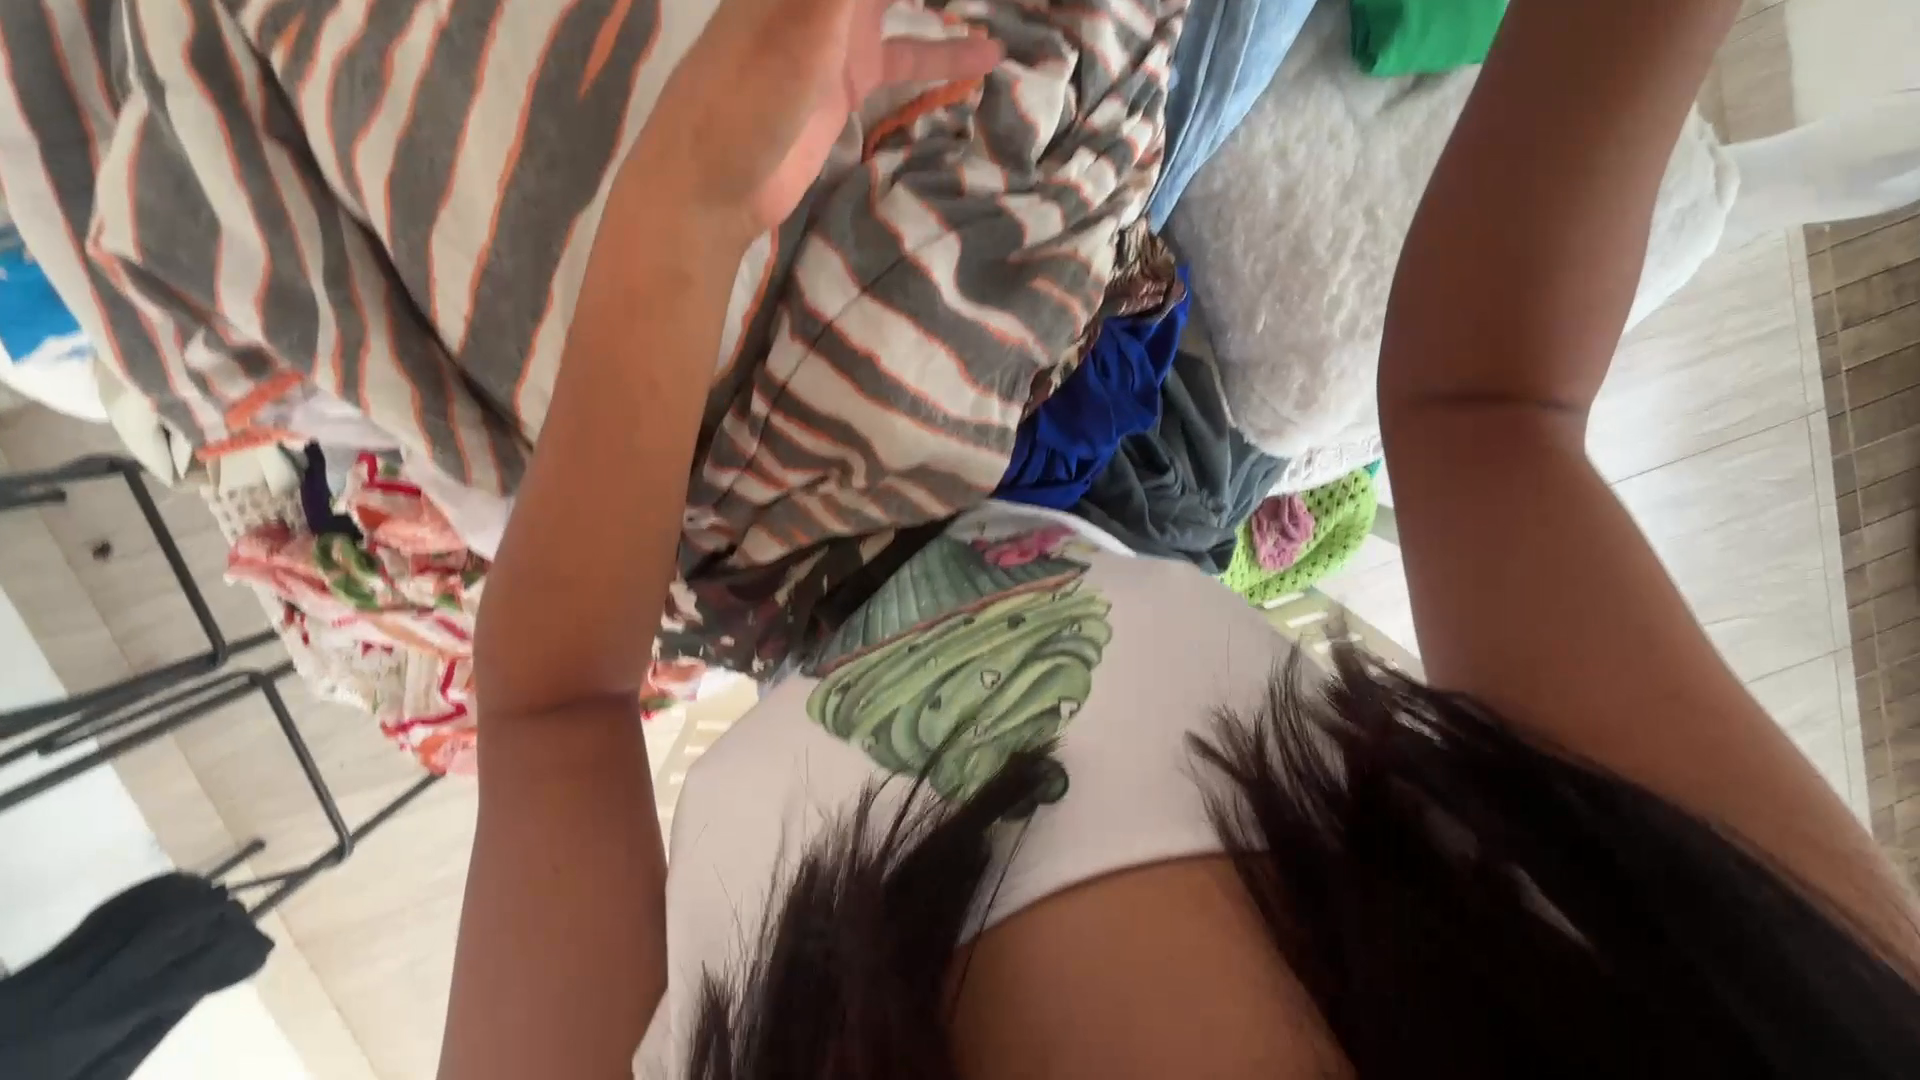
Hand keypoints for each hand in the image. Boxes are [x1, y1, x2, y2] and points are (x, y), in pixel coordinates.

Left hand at [631, 0, 1002, 239]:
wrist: (716, 185)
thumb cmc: (745, 99)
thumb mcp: (803, 26)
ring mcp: (836, 33)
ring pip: (903, 1)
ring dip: (947, 4)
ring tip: (1007, 6)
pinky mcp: (846, 81)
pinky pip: (906, 58)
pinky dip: (944, 57)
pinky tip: (987, 57)